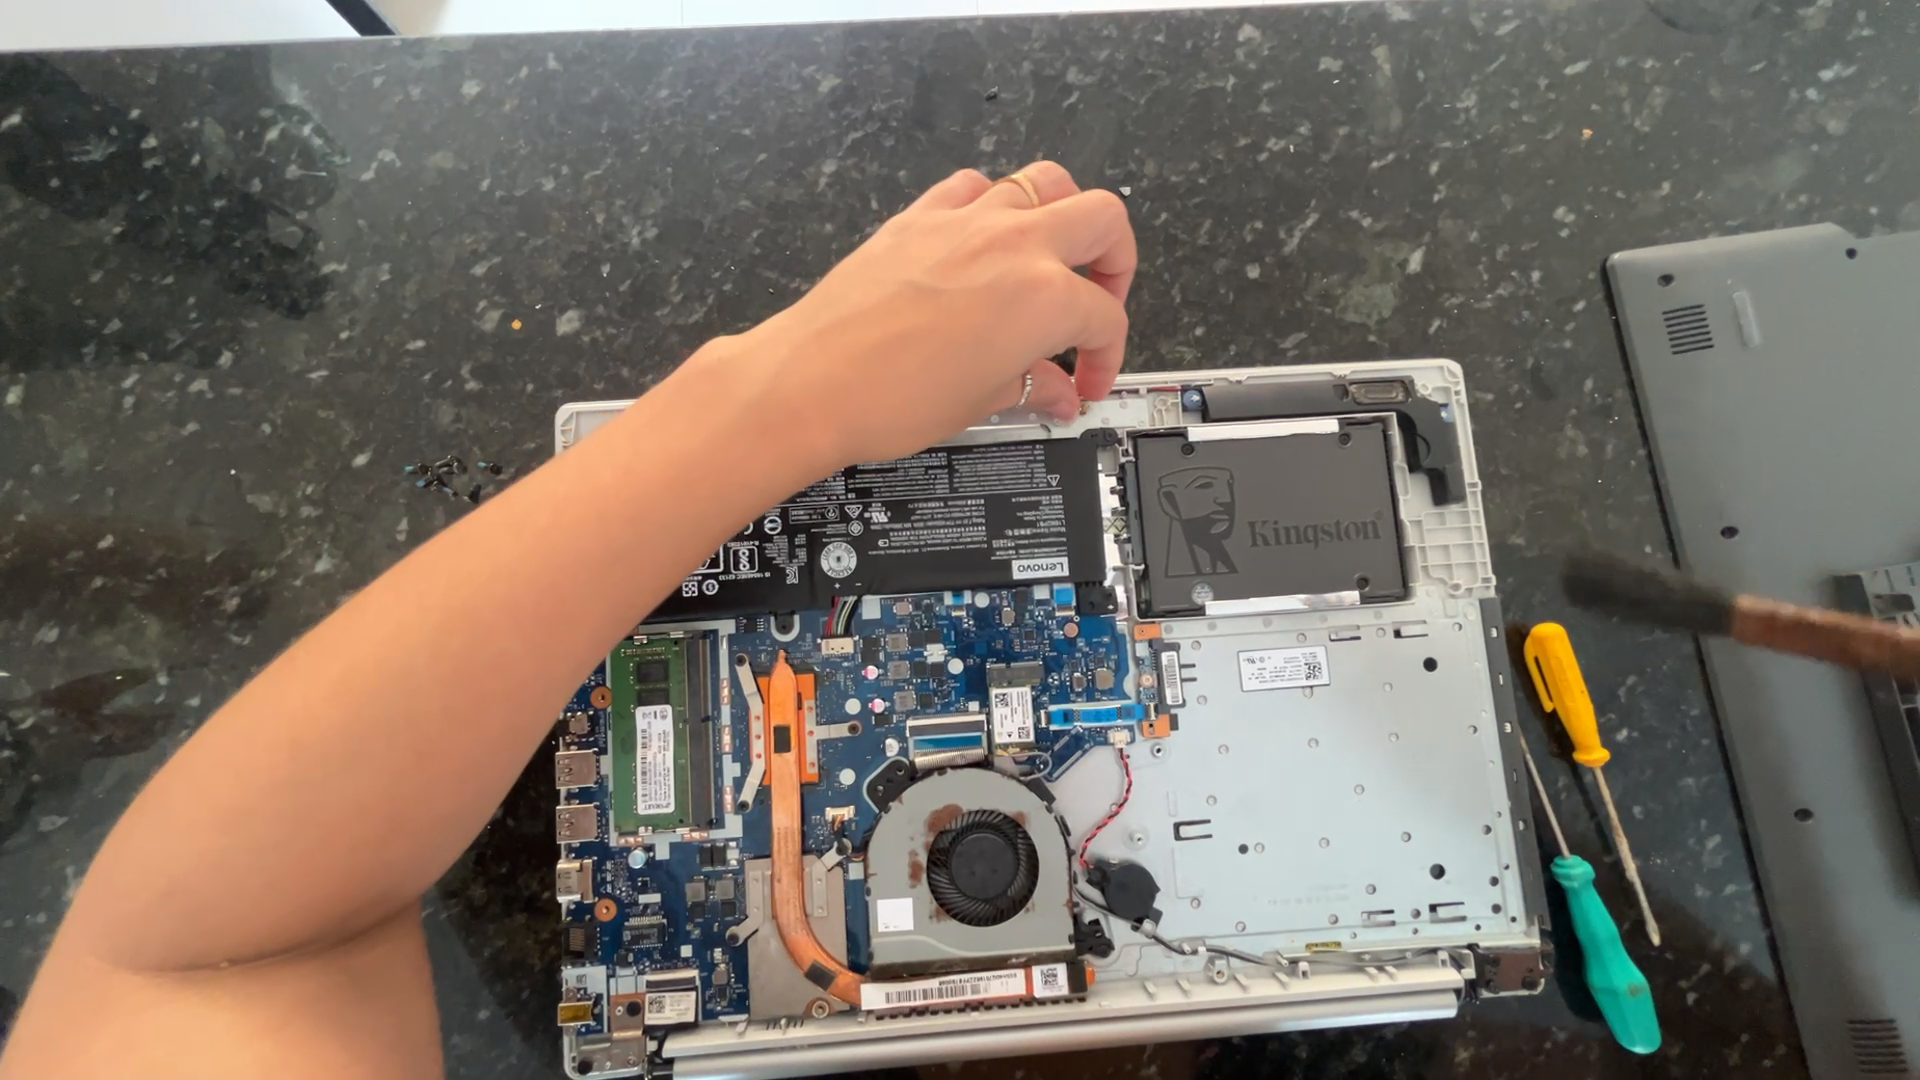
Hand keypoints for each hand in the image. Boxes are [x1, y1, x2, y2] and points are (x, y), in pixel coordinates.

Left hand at [699, 161, 1135, 466]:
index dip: (1107, 358)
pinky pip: (974, 187)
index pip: (1105, 318)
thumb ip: (1033, 386)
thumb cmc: (893, 398)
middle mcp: (1015, 244)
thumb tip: (1058, 394)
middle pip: (1102, 220)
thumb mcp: (981, 402)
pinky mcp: (920, 217)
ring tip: (1052, 260)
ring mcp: (967, 221)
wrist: (812, 381)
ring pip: (1044, 182)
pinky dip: (993, 205)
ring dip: (1063, 217)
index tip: (1087, 383)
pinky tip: (984, 242)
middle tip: (1098, 304)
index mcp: (1044, 298)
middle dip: (1116, 263)